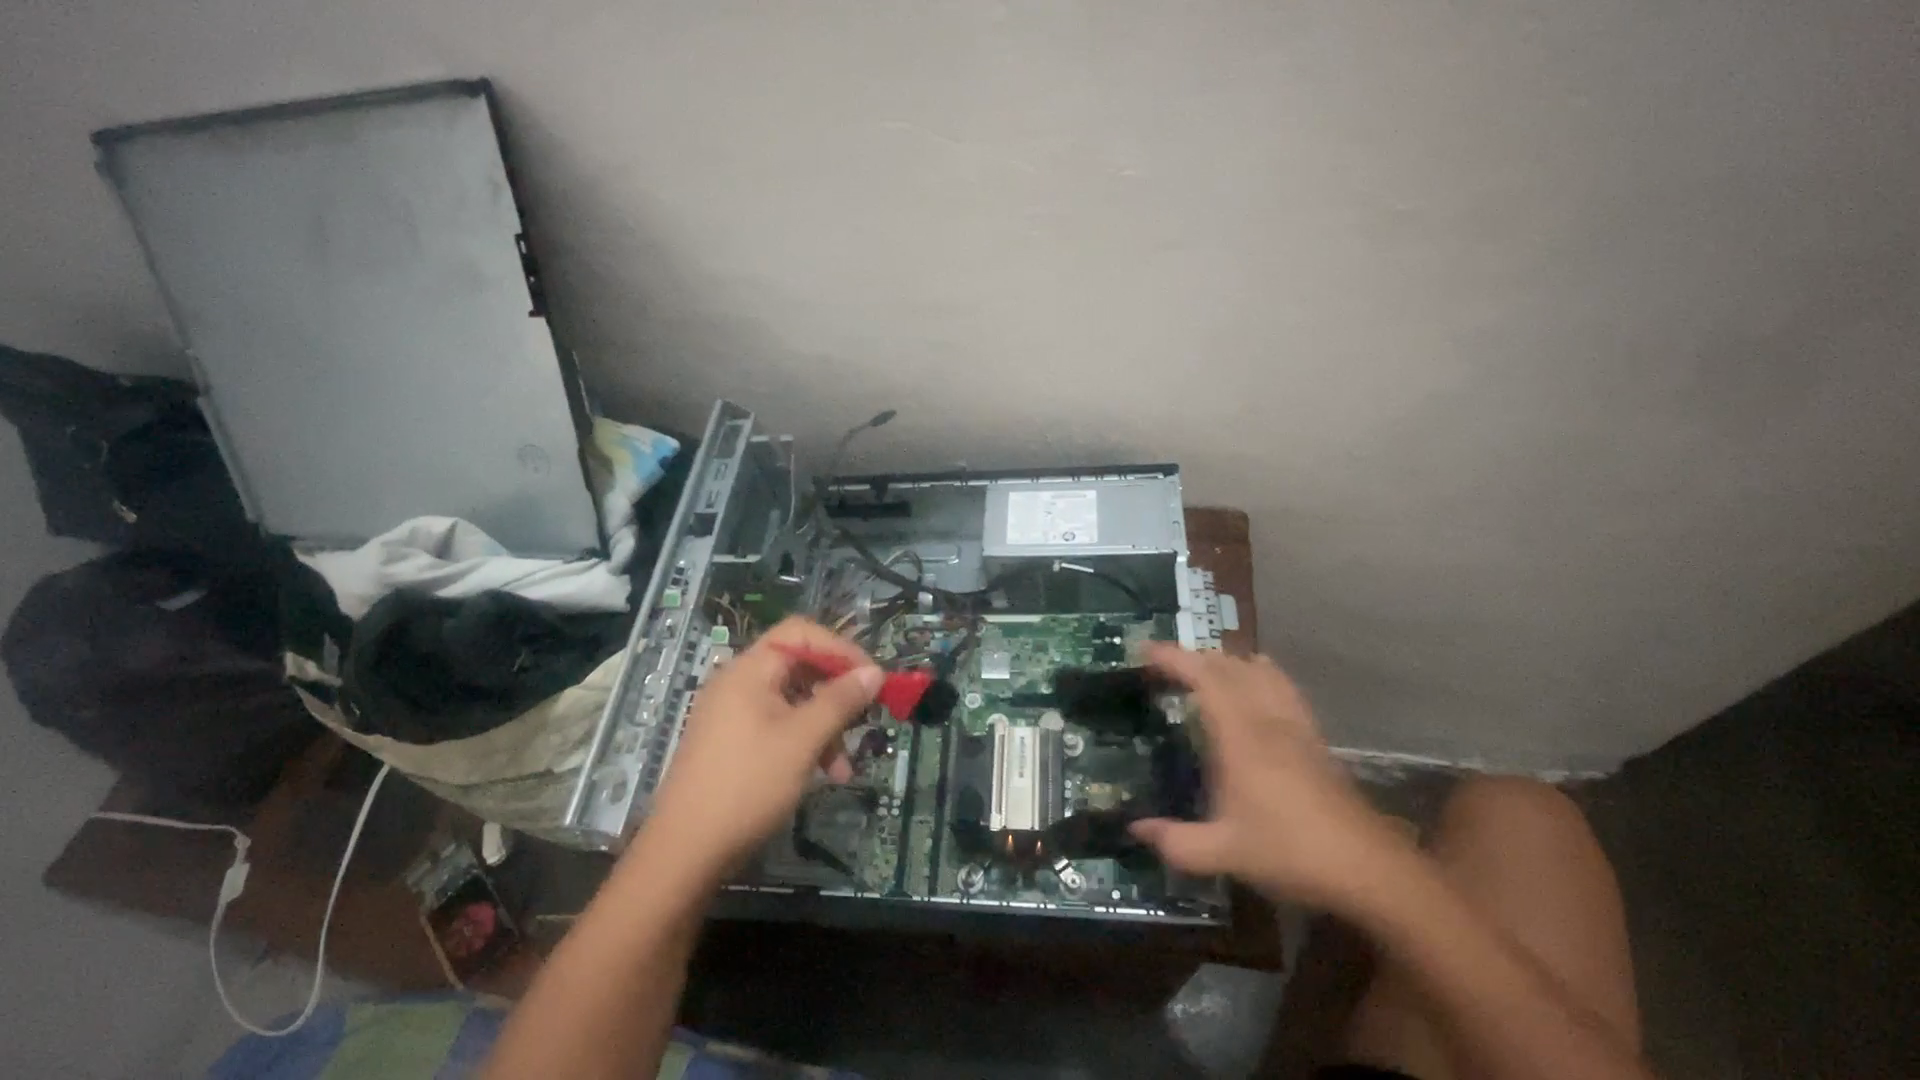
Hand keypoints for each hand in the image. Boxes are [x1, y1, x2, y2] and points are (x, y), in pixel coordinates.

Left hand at [639, 617, 881, 875]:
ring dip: (825, 728)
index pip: (800, 633)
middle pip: (799, 668)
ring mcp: (731, 715)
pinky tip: (821, 776)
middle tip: (864, 723)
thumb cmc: (748, 784)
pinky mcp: (731, 745)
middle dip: (836, 695)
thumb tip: (874, 671)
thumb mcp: (803, 740)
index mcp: (749, 670)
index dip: (840, 649)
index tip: (871, 679)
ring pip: (792, 704)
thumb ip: (840, 701)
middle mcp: (737, 684)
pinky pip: (777, 728)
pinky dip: (803, 744)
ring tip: (843, 770)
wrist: (686, 849)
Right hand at [1128, 645, 1413, 909]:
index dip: (1174, 659)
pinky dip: (1259, 674)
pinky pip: (1283, 688)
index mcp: (1242, 738)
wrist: (1366, 868)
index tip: (1145, 652)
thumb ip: (1175, 841)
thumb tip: (1136, 829)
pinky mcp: (1315, 739)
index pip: (1206, 679)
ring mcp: (1296, 726)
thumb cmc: (1290, 854)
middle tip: (1162, 666)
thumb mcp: (1223, 853)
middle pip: (1231, 667)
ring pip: (1260, 672)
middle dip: (1194, 658)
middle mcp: (1268, 720)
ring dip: (1227, 662)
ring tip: (1202, 669)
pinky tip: (1255, 685)